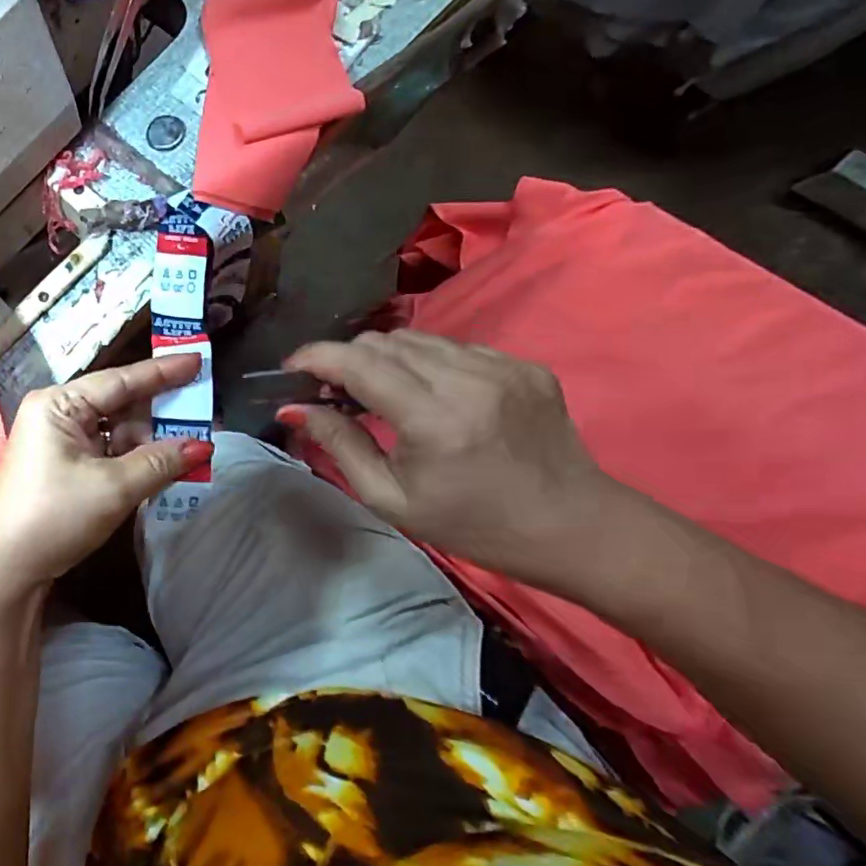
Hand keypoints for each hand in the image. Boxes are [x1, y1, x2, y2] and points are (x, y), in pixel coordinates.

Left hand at [0, 355, 213, 600]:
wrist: (5, 569)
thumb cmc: (55, 516)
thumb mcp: (114, 488)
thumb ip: (161, 461)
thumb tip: (204, 446)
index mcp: (58, 404)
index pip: (120, 380)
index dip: (163, 372)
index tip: (198, 359)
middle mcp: (56, 413)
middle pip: (119, 403)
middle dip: (160, 411)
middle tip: (203, 408)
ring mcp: (58, 441)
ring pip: (116, 429)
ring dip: (150, 439)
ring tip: (192, 442)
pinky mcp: (63, 465)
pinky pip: (107, 450)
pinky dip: (135, 457)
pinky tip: (163, 463)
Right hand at [282, 330, 617, 588]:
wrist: (574, 528)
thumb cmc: (472, 524)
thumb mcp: (391, 499)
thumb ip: (340, 444)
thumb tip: (294, 408)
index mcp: (433, 420)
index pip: (359, 363)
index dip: (317, 356)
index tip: (291, 366)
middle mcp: (468, 380)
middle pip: (383, 341)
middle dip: (347, 358)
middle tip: (334, 390)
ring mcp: (502, 366)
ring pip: (417, 338)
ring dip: (385, 358)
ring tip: (380, 391)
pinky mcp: (523, 364)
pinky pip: (453, 346)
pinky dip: (426, 363)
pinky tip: (430, 395)